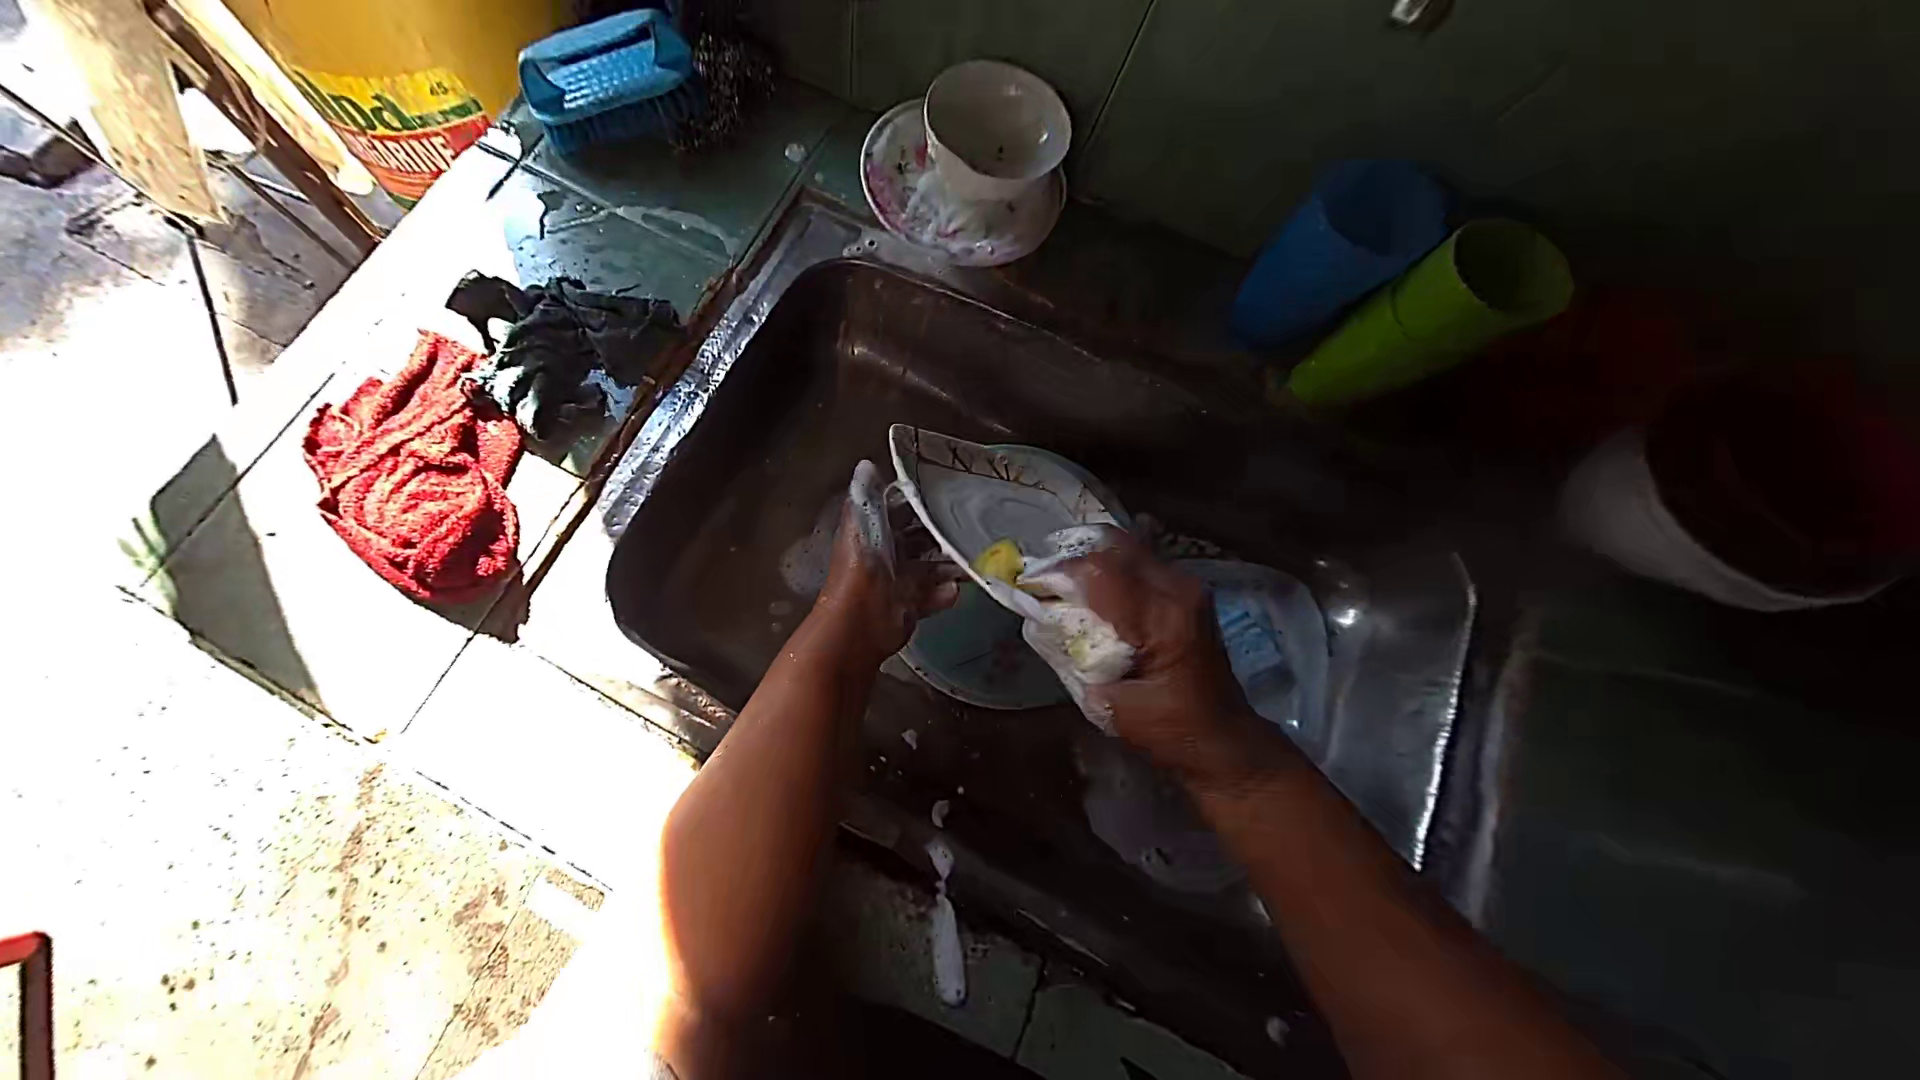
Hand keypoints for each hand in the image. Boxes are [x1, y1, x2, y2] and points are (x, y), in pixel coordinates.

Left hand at [810, 461, 961, 667]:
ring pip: (933, 567)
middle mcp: (888, 554)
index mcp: (874, 531)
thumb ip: (867, 495)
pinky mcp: (911, 606)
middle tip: (973, 523)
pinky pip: (935, 595)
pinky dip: (946, 592)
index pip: (900, 510)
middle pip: (921, 539)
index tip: (950, 490)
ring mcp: (901, 581)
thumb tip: (866, 464)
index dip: (920, 501)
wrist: (860, 622)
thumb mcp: (863, 523)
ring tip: (976, 555)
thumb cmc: (862, 567)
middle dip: (943, 533)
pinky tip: (957, 588)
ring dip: (952, 563)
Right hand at [1058, 532, 1283, 783]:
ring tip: (1060, 580)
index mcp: (1164, 620)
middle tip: (1041, 576)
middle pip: (1114, 546)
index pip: (1102, 572)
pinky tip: (1089, 589)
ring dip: (1088, 558)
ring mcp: (1185, 585)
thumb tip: (1038, 624)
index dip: (1059, 572)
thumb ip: (1076, 664)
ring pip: (1125, 547)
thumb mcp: (1115, 708)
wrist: (1225, 738)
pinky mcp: (1184, 590)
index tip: (1029, 585)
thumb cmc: (1174, 730)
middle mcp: (1178, 590)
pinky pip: (1136, 561)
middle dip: (1071, 556)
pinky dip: (1106, 567)